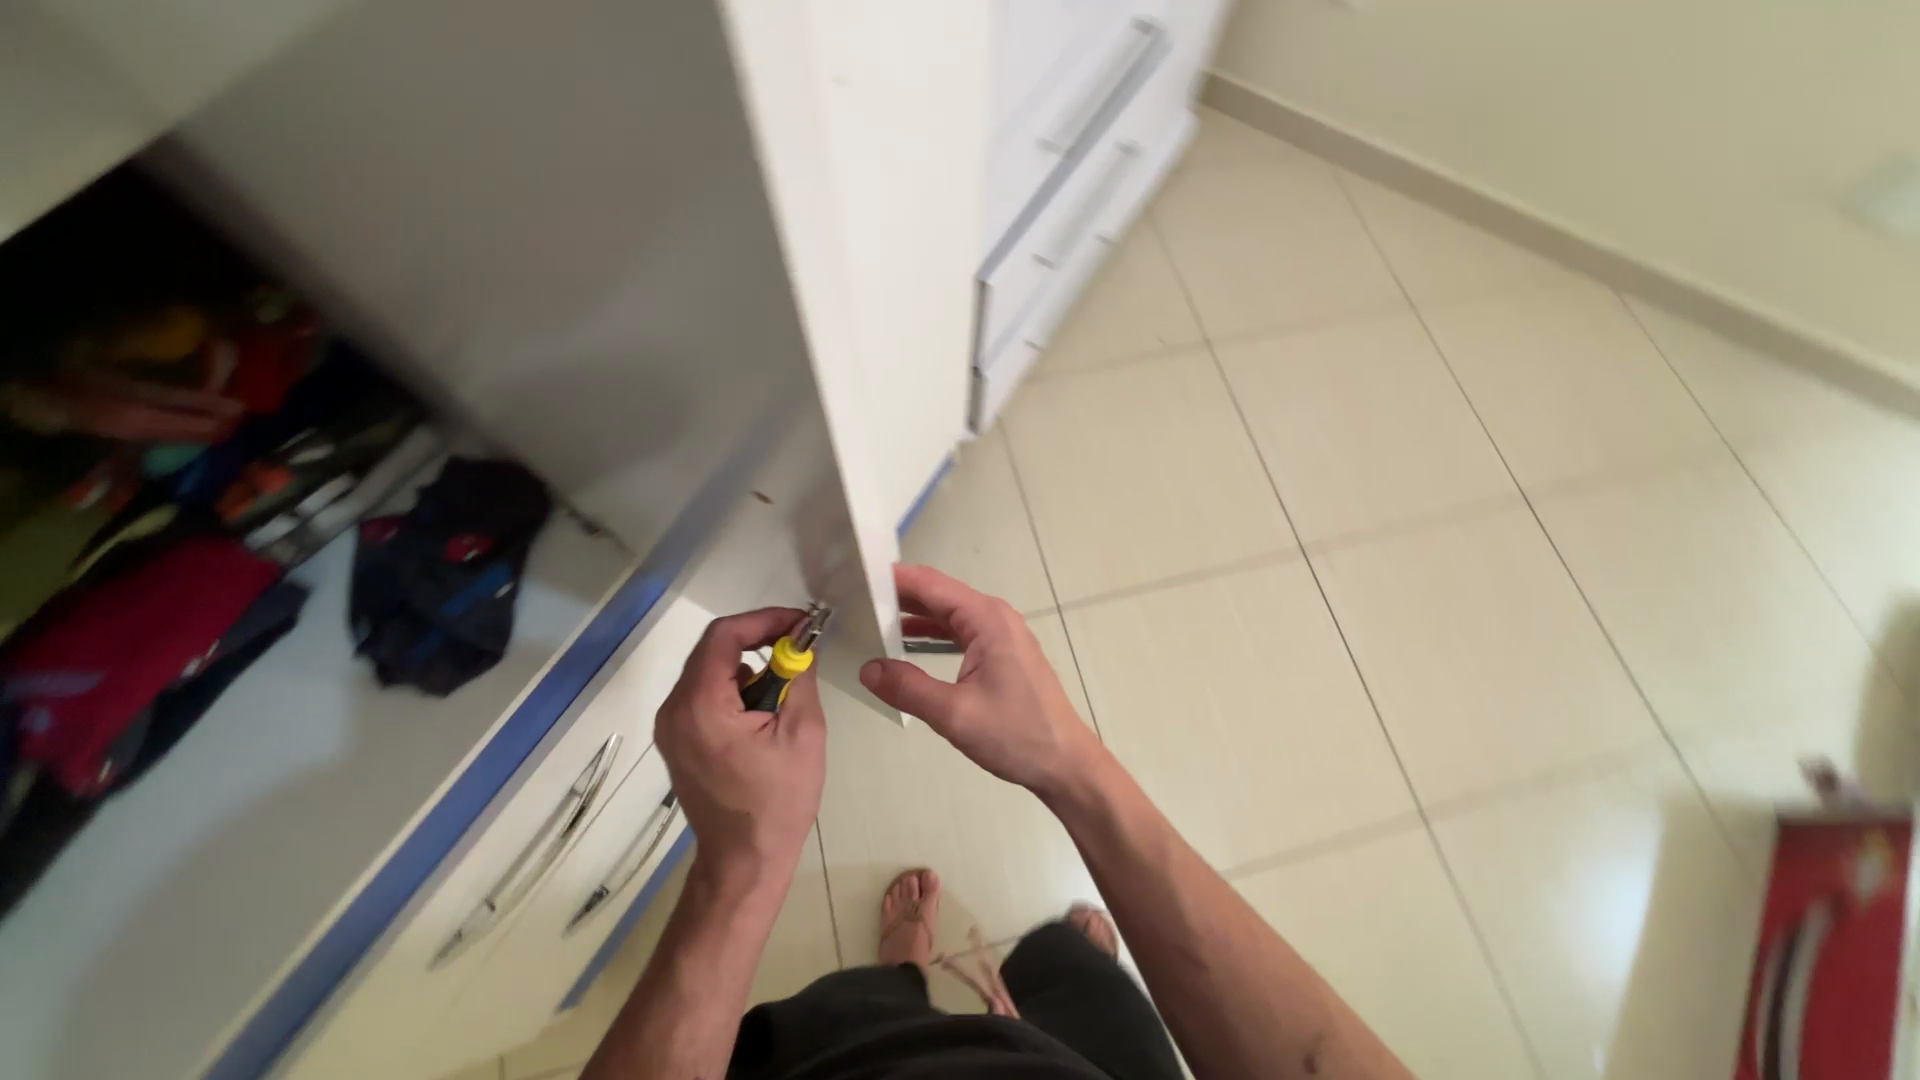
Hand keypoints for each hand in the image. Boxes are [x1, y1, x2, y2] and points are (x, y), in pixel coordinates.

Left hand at [655, 608, 825, 894]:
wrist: (744, 861)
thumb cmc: (778, 801)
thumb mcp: (803, 732)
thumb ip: (799, 676)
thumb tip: (802, 641)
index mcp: (700, 707)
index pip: (723, 636)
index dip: (764, 620)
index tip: (800, 624)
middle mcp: (674, 710)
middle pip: (713, 650)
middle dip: (759, 641)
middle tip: (800, 647)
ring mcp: (670, 727)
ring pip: (709, 671)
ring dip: (749, 666)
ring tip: (788, 683)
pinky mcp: (677, 740)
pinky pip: (704, 695)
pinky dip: (735, 689)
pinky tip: (764, 709)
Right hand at [859, 564, 1106, 800]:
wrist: (1065, 764)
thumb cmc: (1017, 735)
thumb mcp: (955, 713)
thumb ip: (907, 688)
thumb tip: (868, 668)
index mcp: (987, 619)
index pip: (931, 584)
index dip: (893, 578)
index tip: (855, 576)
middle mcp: (995, 617)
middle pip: (939, 595)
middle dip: (898, 595)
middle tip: (853, 599)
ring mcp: (1001, 635)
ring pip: (949, 615)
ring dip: (914, 616)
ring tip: (870, 619)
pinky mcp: (1002, 655)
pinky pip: (960, 633)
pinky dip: (932, 635)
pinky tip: (905, 647)